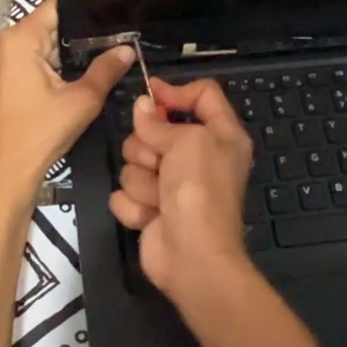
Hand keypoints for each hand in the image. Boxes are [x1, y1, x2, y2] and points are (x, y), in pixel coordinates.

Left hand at [0, 0, 133, 197]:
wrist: (8, 171)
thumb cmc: (41, 132)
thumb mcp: (81, 99)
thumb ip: (106, 69)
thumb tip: (128, 48)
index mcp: (19, 39)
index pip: (57, 7)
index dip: (87, 8)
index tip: (116, 9)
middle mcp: (5, 42)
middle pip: (50, 25)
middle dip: (82, 33)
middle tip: (119, 34)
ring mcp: (1, 60)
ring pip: (43, 44)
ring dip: (69, 51)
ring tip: (108, 50)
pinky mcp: (3, 77)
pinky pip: (34, 59)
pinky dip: (55, 65)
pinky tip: (82, 72)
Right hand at [108, 77, 254, 297]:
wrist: (192, 255)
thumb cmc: (200, 190)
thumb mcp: (187, 141)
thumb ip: (159, 121)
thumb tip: (141, 105)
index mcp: (221, 135)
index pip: (202, 95)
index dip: (175, 91)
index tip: (148, 93)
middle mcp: (197, 157)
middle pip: (155, 129)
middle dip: (147, 146)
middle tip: (158, 162)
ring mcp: (171, 185)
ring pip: (134, 163)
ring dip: (143, 181)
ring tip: (159, 198)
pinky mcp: (150, 209)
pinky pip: (125, 193)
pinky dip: (135, 206)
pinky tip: (151, 217)